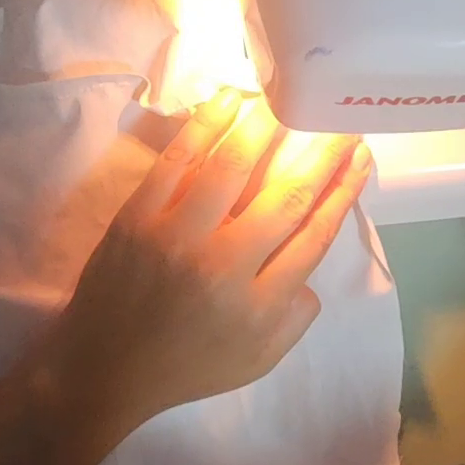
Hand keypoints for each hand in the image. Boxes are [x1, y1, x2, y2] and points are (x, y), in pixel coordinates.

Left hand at [45, 88, 370, 426]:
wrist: (104, 368)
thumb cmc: (189, 365)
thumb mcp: (259, 358)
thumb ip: (297, 312)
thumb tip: (312, 250)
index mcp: (260, 304)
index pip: (315, 233)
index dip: (343, 189)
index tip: (360, 155)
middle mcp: (225, 265)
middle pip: (287, 195)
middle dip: (323, 151)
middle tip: (338, 118)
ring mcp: (177, 235)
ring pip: (232, 166)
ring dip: (267, 126)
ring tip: (288, 96)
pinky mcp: (138, 216)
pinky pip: (177, 161)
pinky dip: (205, 126)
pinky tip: (228, 101)